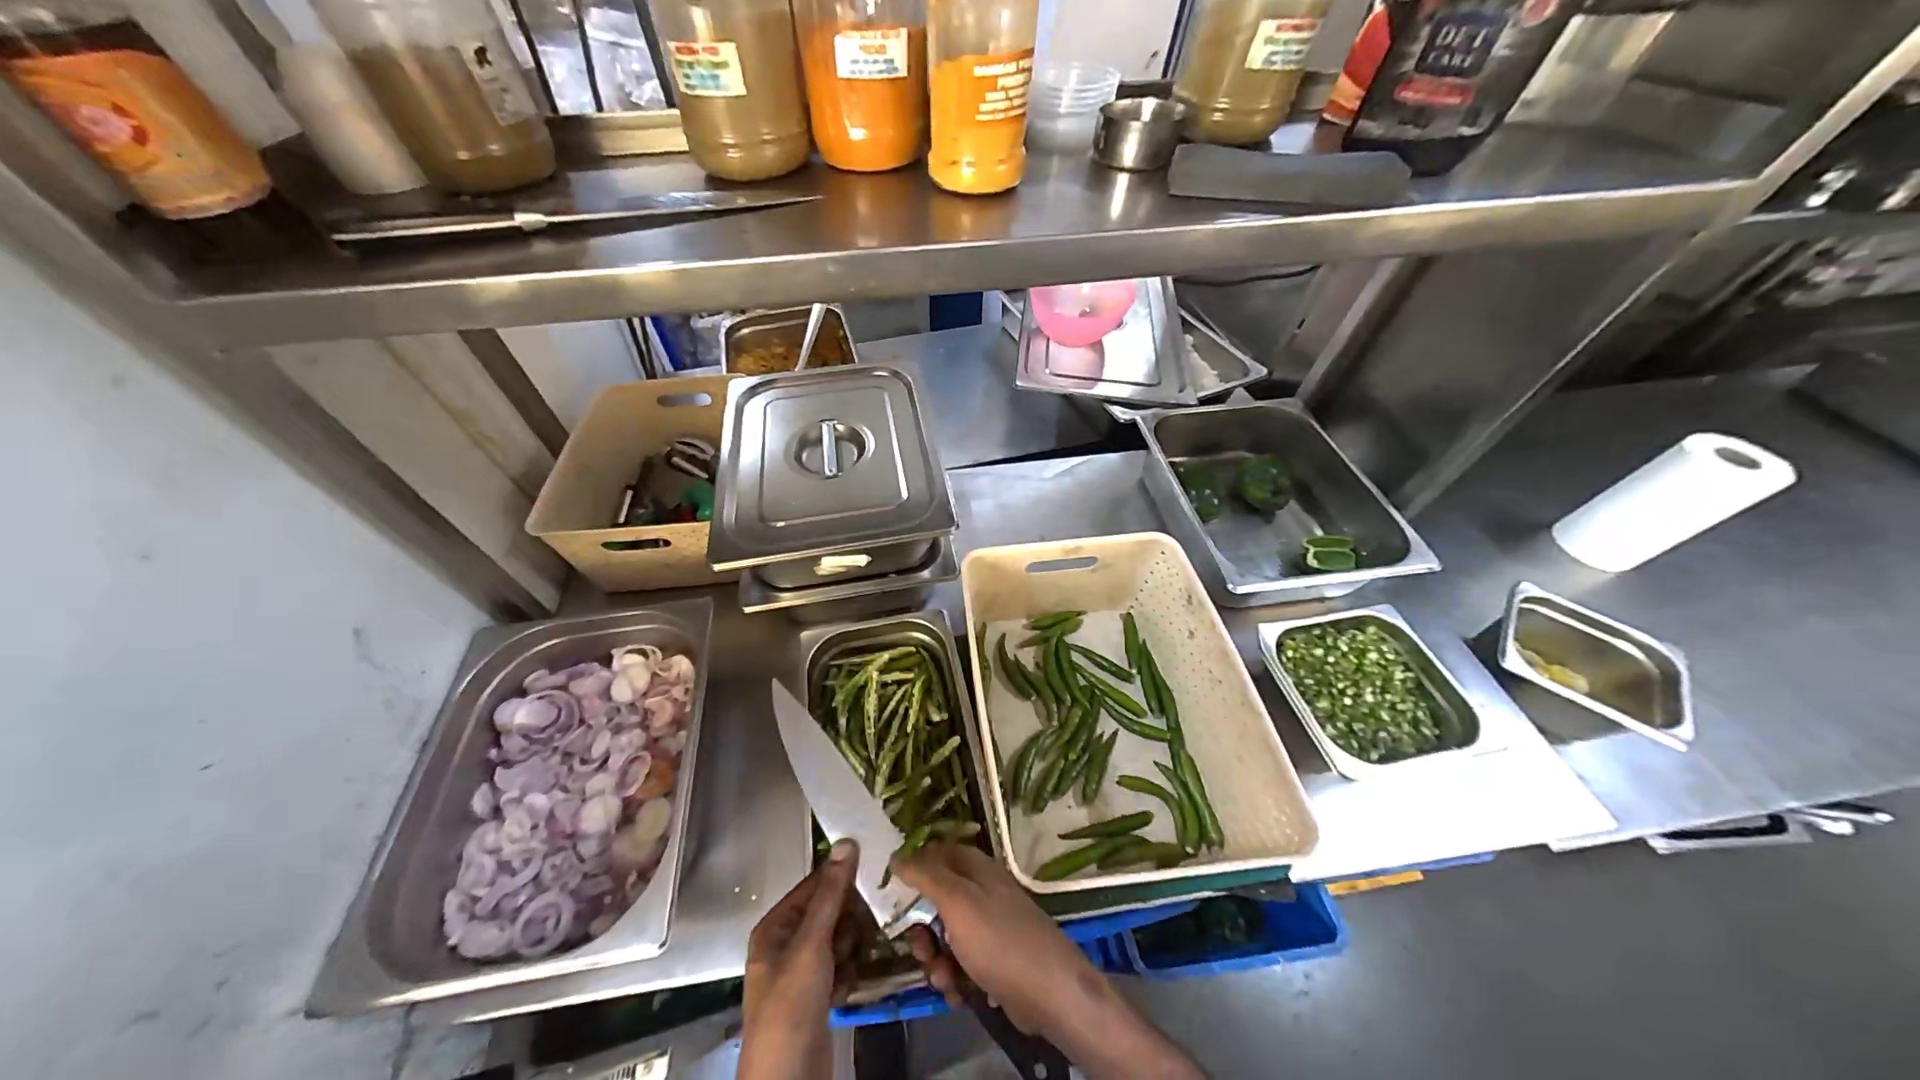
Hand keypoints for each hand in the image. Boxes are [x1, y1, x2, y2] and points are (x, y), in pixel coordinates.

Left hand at [738, 838, 860, 1079]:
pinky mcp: (817, 996)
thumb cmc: (791, 1004)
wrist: (787, 1079)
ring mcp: (802, 973)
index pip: (814, 886)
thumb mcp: (811, 943)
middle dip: (849, 921)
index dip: (842, 880)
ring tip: (852, 963)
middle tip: (868, 928)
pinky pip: (840, 967)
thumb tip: (847, 842)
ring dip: (851, 948)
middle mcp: (786, 944)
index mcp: (775, 927)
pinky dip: (848, 973)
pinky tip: (848, 985)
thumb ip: (831, 894)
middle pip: (829, 913)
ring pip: (839, 941)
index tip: (876, 872)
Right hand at [894, 843, 1104, 1034]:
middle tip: (924, 950)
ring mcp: (989, 929)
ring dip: (938, 963)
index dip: (914, 869)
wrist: (1050, 993)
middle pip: (936, 903)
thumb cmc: (1000, 940)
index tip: (893, 892)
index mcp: (976, 869)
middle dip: (923, 932)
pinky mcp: (994, 961)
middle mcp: (982, 893)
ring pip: (945, 939)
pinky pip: (961, 965)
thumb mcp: (957, 902)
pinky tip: (960, 995)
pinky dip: (955, 981)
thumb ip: (926, 876)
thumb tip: (897, 856)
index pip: (936, 854)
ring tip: (947, 981)